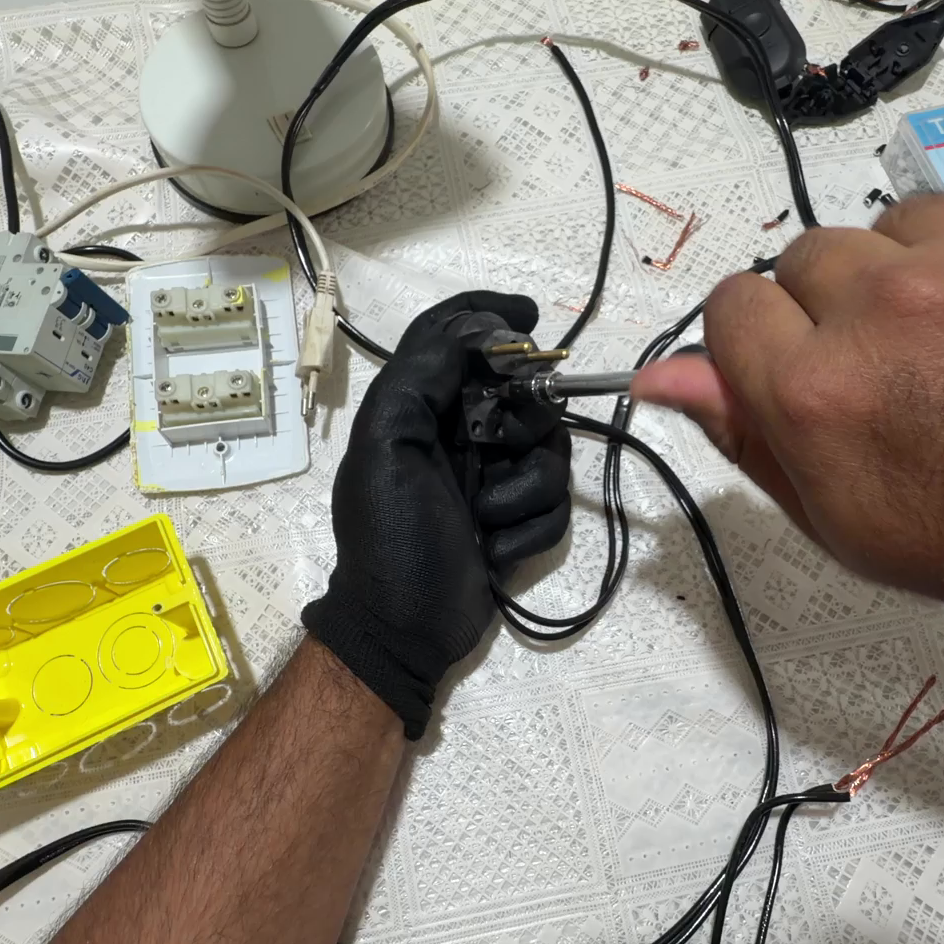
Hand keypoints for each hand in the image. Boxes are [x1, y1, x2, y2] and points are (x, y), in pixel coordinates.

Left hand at [303, 292, 570, 737]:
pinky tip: (493, 552)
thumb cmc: (390, 534)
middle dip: (522, 421)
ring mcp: (493, 477)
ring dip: (524, 490)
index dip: (491, 315)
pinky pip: (556, 503)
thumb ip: (421, 376)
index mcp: (421, 409)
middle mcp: (460, 434)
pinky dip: (530, 529)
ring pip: (551, 451)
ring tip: (486, 518)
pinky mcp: (518, 518)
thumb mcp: (387, 445)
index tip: (530, 318)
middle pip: (522, 393)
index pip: (454, 337)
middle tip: (501, 446)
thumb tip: (475, 329)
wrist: (403, 628)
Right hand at [634, 193, 943, 767]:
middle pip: (803, 256)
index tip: (794, 365)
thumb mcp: (846, 522)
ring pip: (896, 226)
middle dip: (830, 307)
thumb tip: (657, 376)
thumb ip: (743, 435)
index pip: (728, 306)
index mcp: (816, 394)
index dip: (757, 341)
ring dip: (909, 274)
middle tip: (893, 367)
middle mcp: (889, 307)